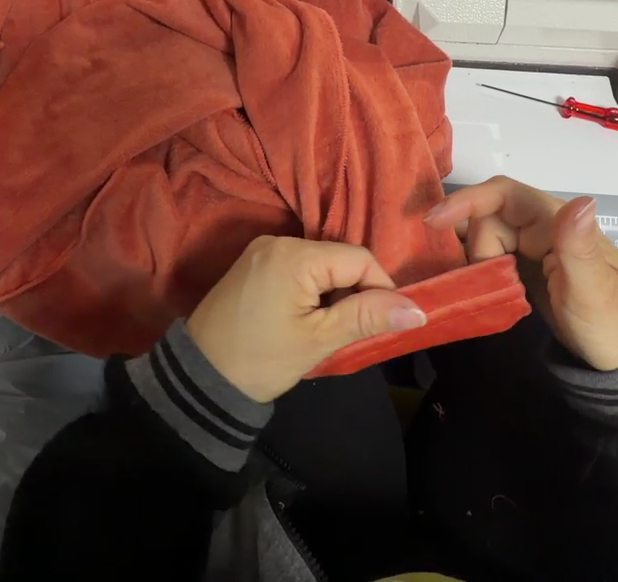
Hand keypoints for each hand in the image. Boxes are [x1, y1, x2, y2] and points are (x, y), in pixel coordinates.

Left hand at [186, 236, 427, 402]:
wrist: (200, 377)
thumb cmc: (262, 359)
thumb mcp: (319, 340)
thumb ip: (367, 317)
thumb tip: (417, 309)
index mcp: (295, 255)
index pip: (358, 258)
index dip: (379, 288)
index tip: (382, 322)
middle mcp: (279, 241)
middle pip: (338, 258)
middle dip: (355, 291)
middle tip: (353, 330)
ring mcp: (263, 250)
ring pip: (319, 263)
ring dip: (333, 291)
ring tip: (328, 328)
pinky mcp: (253, 263)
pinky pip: (297, 267)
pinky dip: (311, 289)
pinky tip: (307, 318)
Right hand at [423, 176, 617, 370]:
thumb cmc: (612, 325)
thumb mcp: (593, 292)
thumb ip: (578, 248)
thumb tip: (580, 201)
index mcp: (557, 221)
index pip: (502, 195)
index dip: (466, 201)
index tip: (434, 222)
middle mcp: (540, 226)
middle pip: (486, 219)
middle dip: (473, 247)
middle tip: (479, 283)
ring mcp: (530, 247)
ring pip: (482, 237)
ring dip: (472, 260)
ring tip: (474, 288)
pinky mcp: (522, 267)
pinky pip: (487, 256)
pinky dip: (474, 267)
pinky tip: (471, 286)